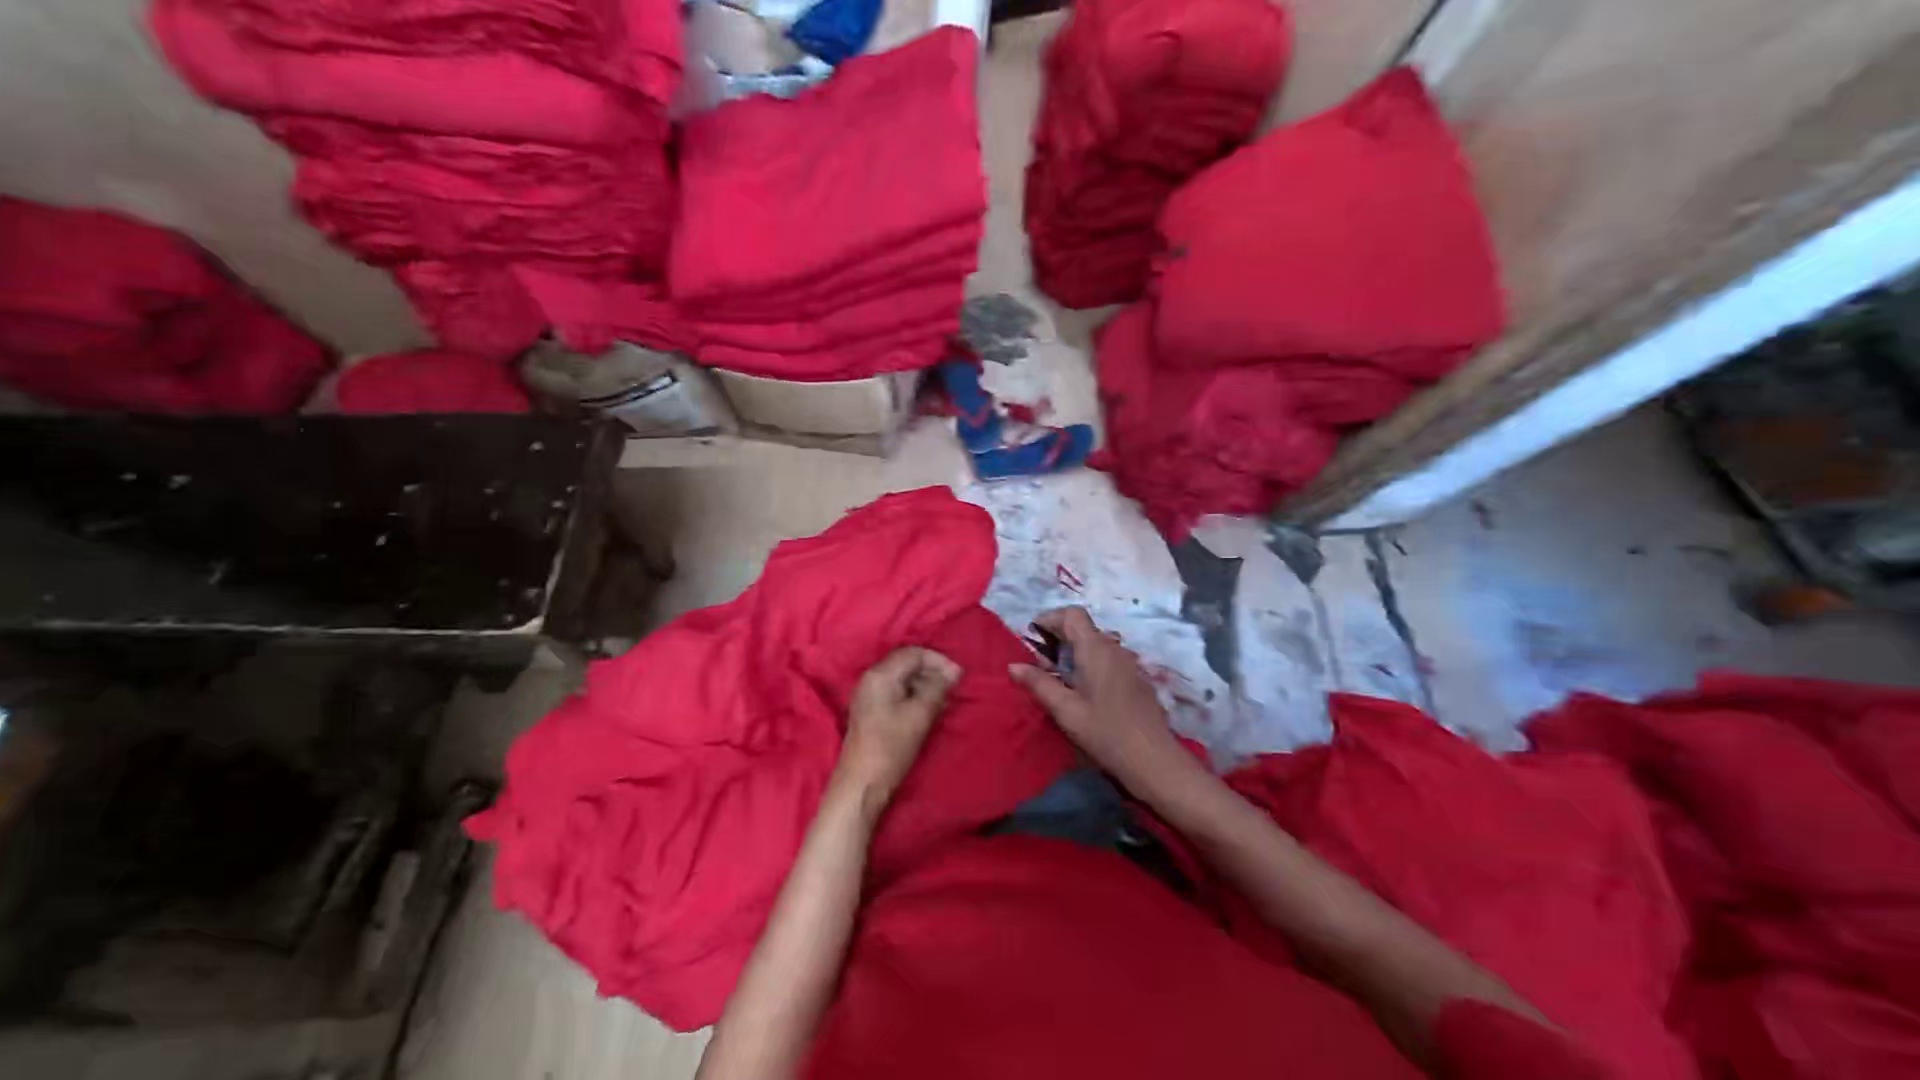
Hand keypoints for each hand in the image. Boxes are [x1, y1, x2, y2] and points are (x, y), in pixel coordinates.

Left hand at [837, 647, 961, 806]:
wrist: (862, 784)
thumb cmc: (891, 748)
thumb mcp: (920, 715)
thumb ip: (938, 688)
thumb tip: (954, 671)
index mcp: (880, 675)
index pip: (913, 653)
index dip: (938, 660)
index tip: (958, 676)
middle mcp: (871, 679)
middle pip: (906, 663)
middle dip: (933, 672)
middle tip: (954, 688)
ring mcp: (869, 694)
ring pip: (903, 678)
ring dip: (925, 685)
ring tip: (946, 700)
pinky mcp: (871, 710)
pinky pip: (897, 692)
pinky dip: (915, 696)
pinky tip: (931, 708)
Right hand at [1009, 607, 1192, 794]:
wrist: (1154, 759)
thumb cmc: (1105, 732)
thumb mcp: (1065, 710)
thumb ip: (1039, 684)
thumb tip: (1014, 666)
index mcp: (1095, 648)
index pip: (1072, 615)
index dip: (1050, 619)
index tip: (1032, 637)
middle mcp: (1115, 648)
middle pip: (1084, 629)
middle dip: (1059, 640)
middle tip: (1041, 666)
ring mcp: (1129, 664)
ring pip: (1097, 646)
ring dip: (1075, 655)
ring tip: (1060, 681)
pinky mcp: (1137, 680)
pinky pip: (1109, 661)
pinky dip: (1091, 666)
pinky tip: (1084, 694)